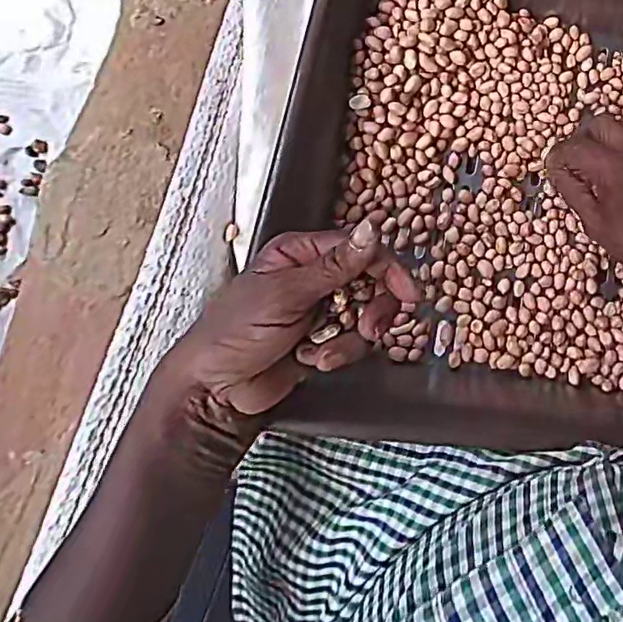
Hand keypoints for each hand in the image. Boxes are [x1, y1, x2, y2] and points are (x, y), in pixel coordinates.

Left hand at [145, 220, 419, 434]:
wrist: (214, 391)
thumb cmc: (233, 333)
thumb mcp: (286, 294)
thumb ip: (335, 265)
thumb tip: (372, 230)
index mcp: (302, 252)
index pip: (360, 249)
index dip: (388, 270)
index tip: (408, 293)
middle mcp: (316, 275)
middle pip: (371, 282)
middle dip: (372, 310)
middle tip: (370, 329)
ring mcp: (321, 307)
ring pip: (366, 314)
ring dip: (350, 338)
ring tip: (322, 351)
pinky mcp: (325, 336)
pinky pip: (354, 340)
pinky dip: (338, 352)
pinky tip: (311, 359)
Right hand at [545, 114, 622, 291]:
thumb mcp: (594, 222)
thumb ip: (572, 190)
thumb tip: (557, 171)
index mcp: (611, 169)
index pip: (573, 146)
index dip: (559, 156)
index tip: (556, 166)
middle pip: (598, 123)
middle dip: (581, 138)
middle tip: (576, 159)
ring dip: (610, 131)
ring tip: (602, 152)